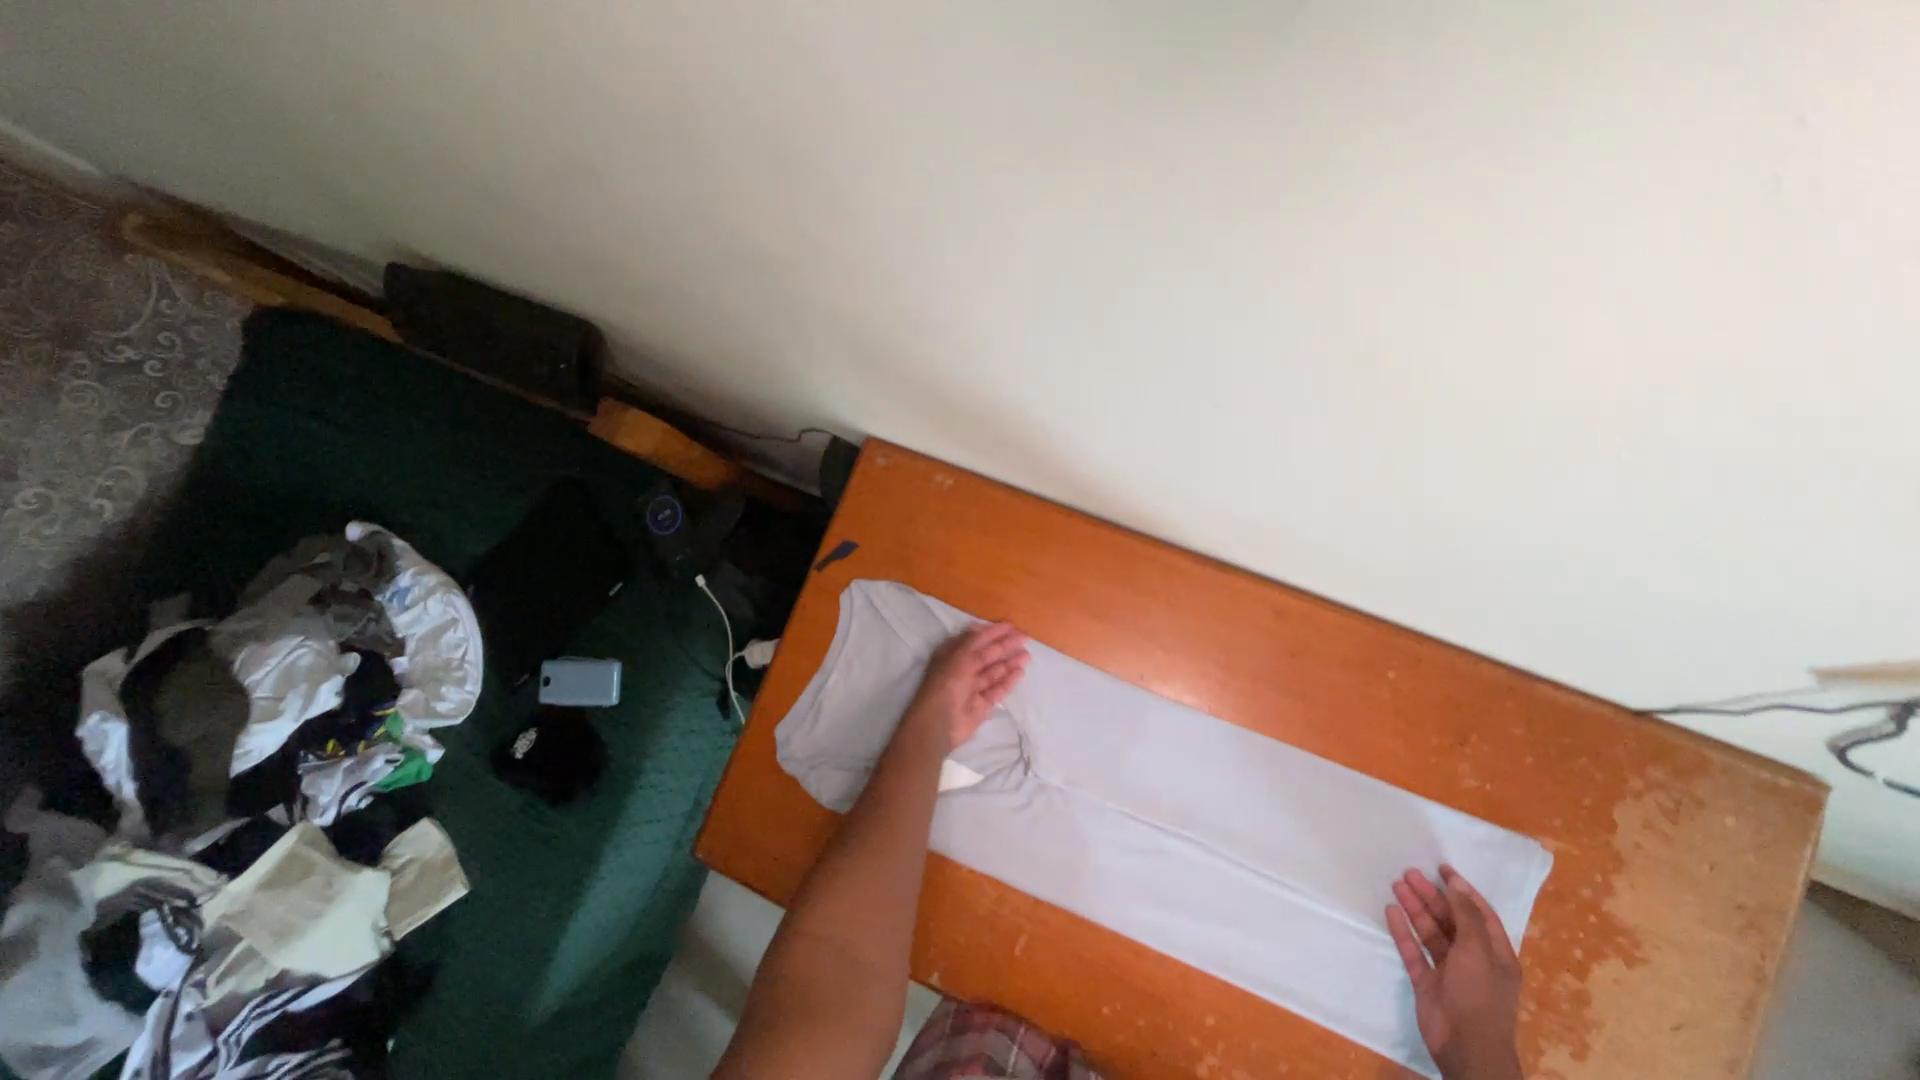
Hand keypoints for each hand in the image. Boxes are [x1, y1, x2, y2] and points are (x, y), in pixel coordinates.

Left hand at [906, 623, 1030, 750]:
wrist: (940, 723)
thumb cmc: (946, 684)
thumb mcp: (958, 656)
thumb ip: (972, 642)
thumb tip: (983, 627)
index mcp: (952, 656)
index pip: (975, 639)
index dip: (992, 631)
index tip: (1011, 626)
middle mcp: (961, 670)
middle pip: (987, 654)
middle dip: (1005, 645)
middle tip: (1025, 638)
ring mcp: (972, 688)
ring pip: (994, 672)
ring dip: (1009, 662)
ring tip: (1027, 655)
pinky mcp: (981, 705)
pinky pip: (997, 690)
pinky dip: (1008, 681)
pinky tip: (1020, 672)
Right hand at [1387, 866, 1523, 1079]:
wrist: (1466, 1045)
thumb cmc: (1479, 995)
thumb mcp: (1478, 951)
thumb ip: (1465, 915)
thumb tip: (1456, 883)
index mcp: (1495, 953)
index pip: (1479, 914)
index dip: (1463, 890)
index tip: (1442, 869)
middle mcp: (1473, 959)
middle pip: (1451, 920)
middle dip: (1432, 896)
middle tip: (1410, 873)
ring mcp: (1448, 971)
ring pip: (1430, 933)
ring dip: (1416, 909)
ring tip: (1397, 884)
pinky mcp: (1426, 981)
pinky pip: (1414, 950)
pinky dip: (1403, 931)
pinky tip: (1391, 911)